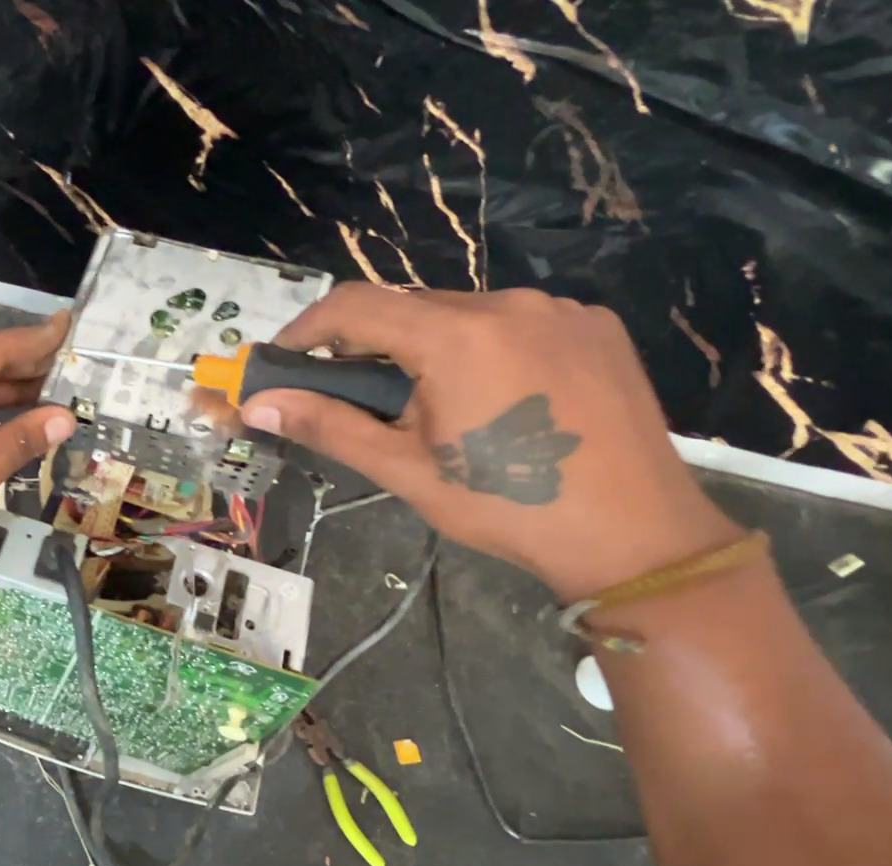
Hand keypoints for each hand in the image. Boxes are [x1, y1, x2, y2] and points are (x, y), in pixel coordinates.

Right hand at [240, 284, 739, 598]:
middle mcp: (509, 304)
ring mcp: (560, 310)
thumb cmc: (504, 505)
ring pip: (461, 313)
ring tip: (425, 405)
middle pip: (409, 306)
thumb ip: (328, 425)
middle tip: (350, 396)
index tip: (281, 360)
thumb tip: (257, 403)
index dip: (307, 328)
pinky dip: (477, 347)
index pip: (356, 305)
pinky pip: (512, 322)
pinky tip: (488, 396)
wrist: (634, 534)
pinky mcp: (593, 327)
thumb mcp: (403, 468)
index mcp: (457, 336)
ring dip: (422, 346)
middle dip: (366, 344)